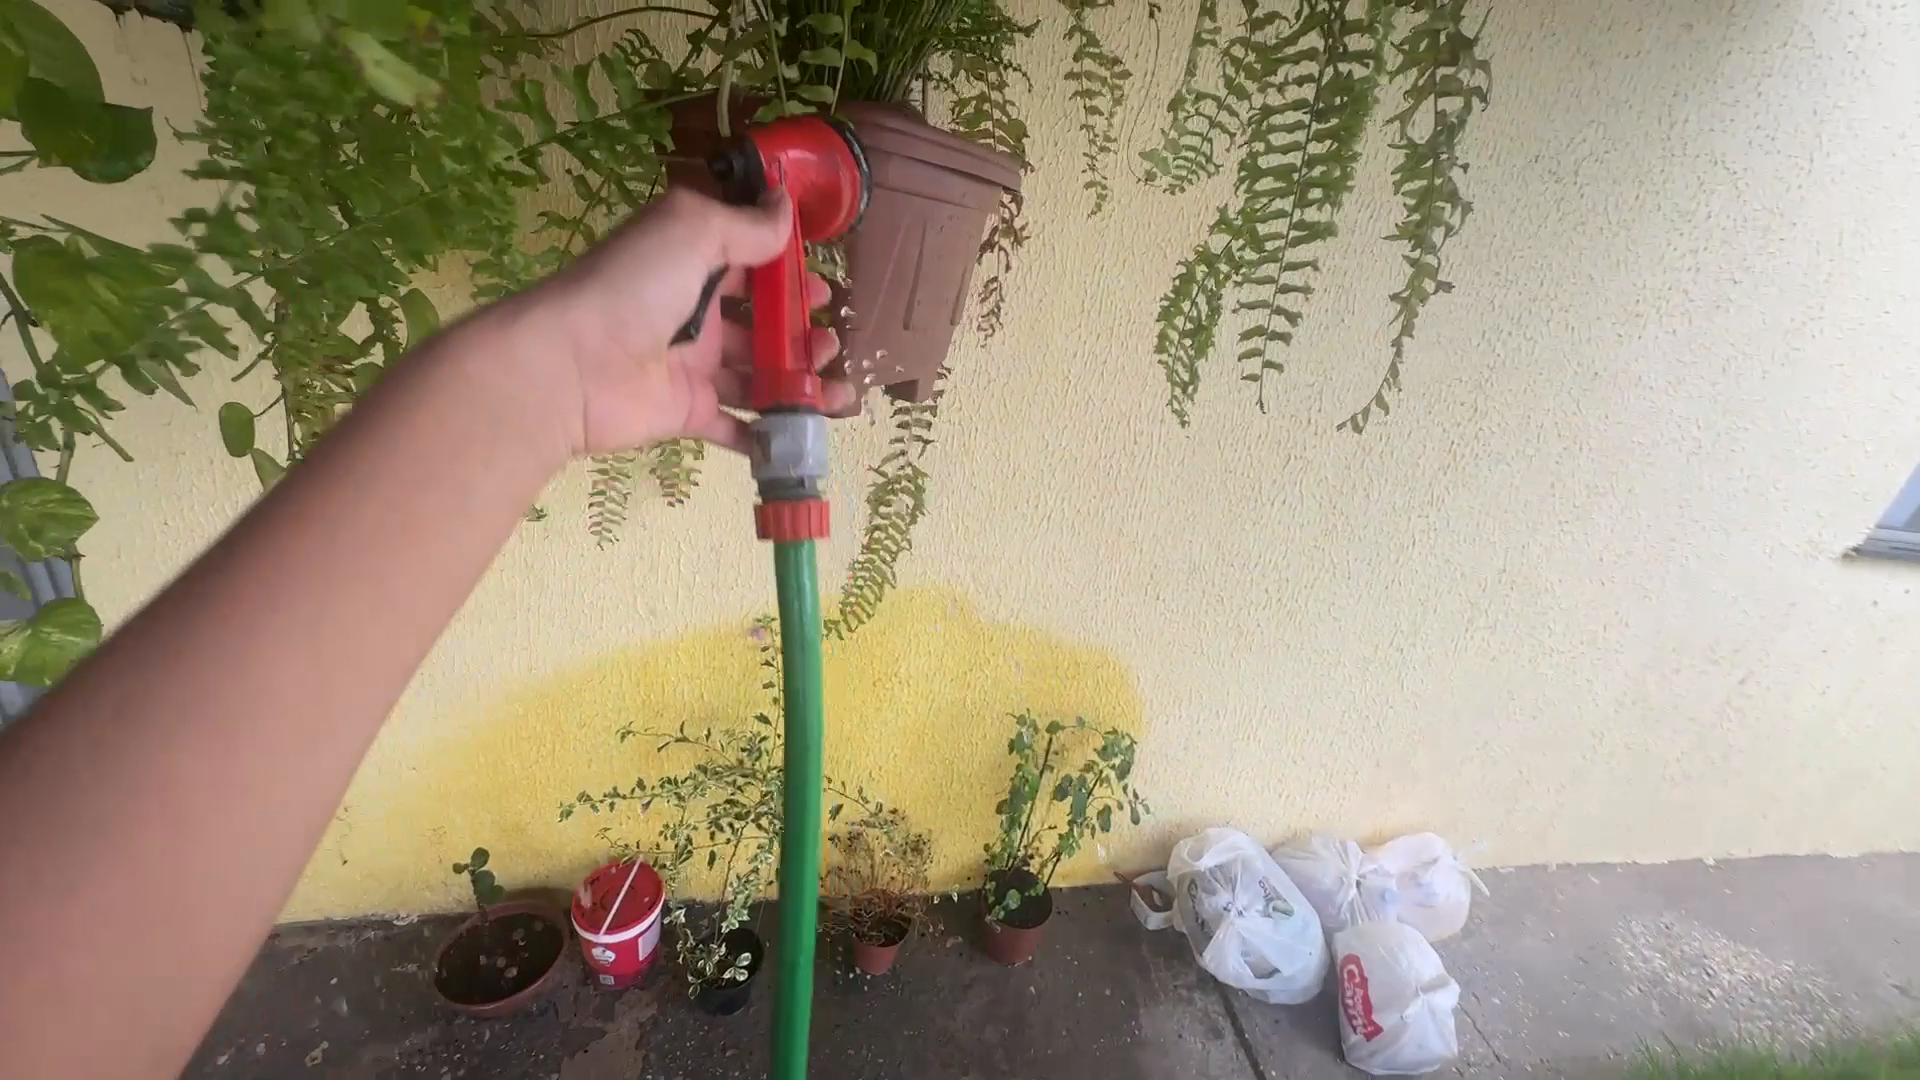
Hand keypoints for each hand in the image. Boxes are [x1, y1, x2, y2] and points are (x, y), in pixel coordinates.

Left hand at [525, 187, 850, 456]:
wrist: (575, 365)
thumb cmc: (635, 287)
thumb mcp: (692, 231)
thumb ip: (745, 225)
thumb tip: (785, 205)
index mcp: (694, 269)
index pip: (751, 271)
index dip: (790, 280)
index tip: (826, 292)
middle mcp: (696, 318)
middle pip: (761, 329)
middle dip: (802, 337)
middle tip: (832, 345)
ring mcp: (694, 370)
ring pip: (758, 380)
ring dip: (798, 385)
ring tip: (835, 391)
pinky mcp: (690, 414)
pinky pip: (736, 427)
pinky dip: (767, 435)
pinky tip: (801, 435)